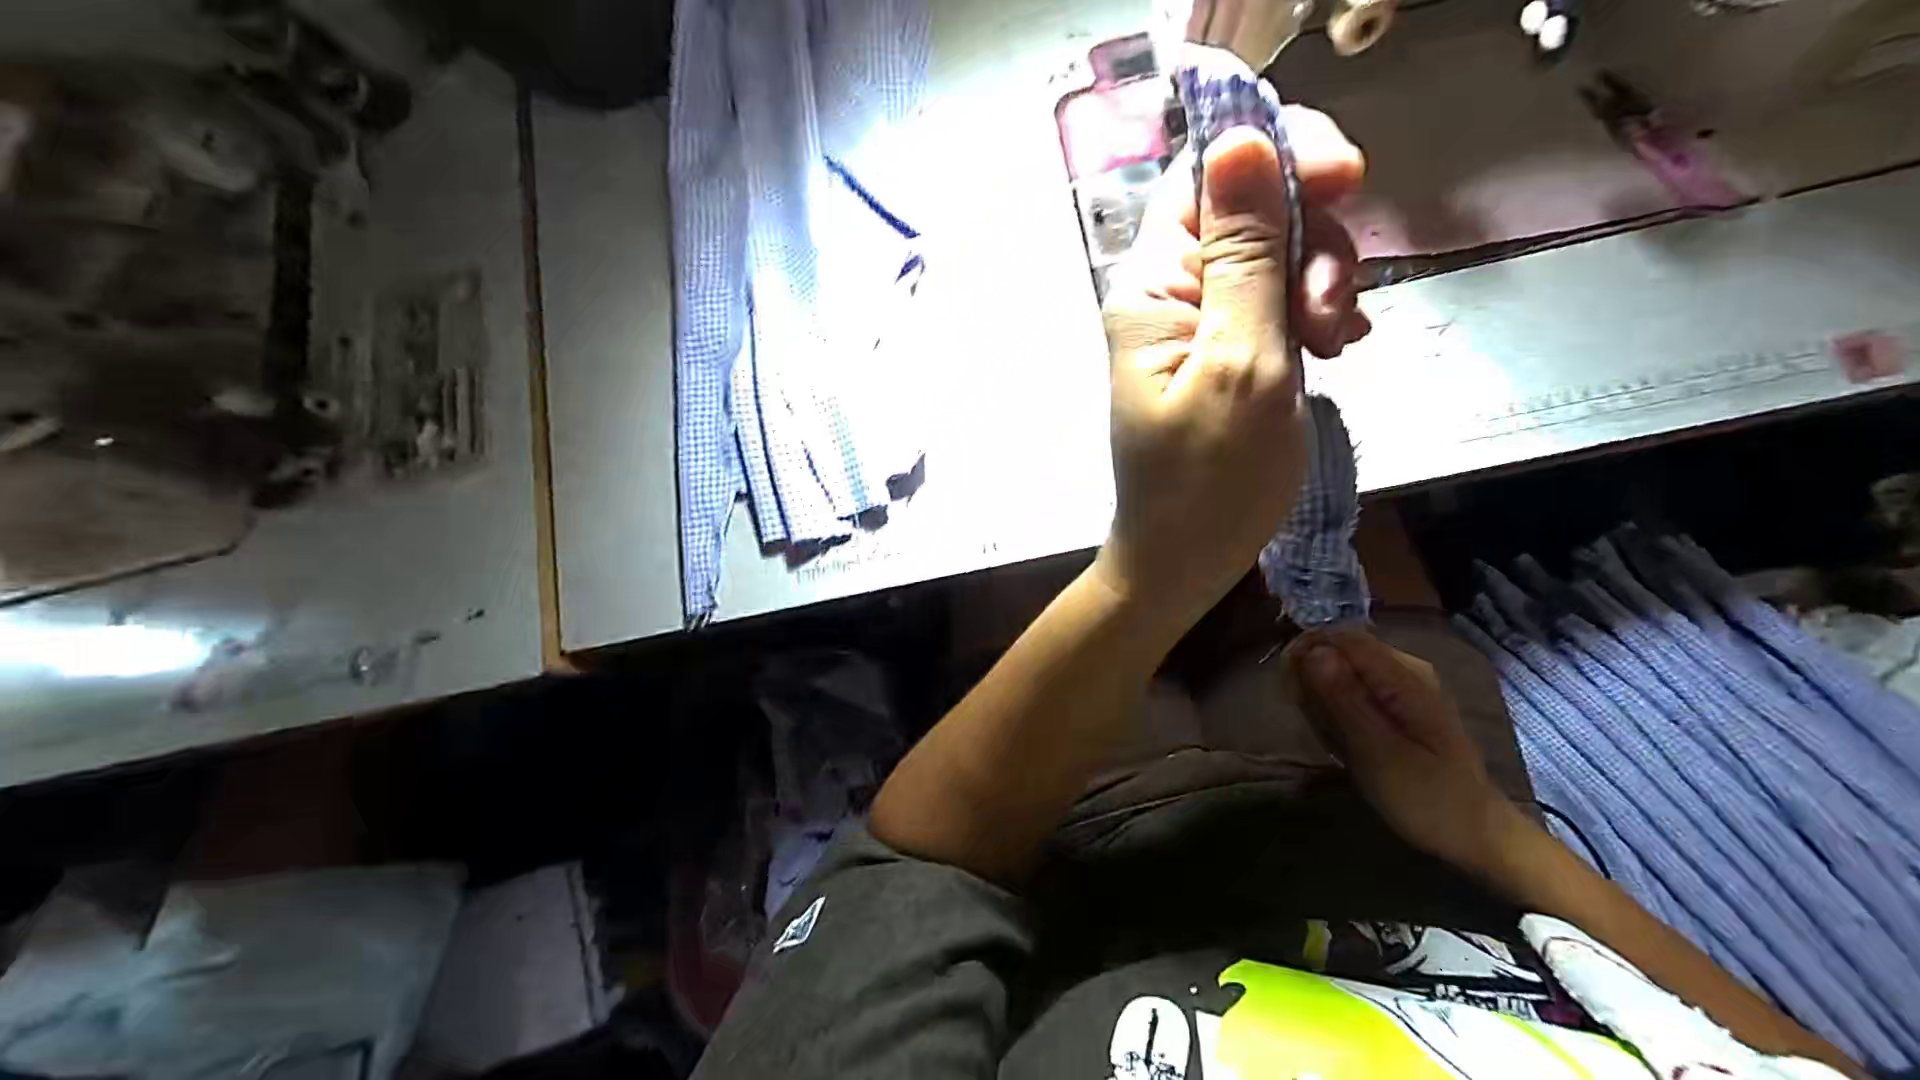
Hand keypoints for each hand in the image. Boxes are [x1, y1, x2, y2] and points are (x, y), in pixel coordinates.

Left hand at [1095, 109, 1368, 631]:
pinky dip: (1312, 316)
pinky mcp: (1222, 352)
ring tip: (1335, 345)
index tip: (1349, 184)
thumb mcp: (1241, 363)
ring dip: (1320, 285)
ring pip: (1274, 256)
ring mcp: (1196, 323)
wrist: (1185, 559)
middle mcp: (1167, 293)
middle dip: (1311, 241)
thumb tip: (1240, 140)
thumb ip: (1244, 255)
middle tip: (1328, 314)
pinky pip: (1275, 303)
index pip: (1205, 174)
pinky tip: (1334, 351)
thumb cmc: (1210, 480)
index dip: (1278, 157)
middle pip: (1251, 210)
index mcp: (1152, 285)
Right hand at [1293, 632, 1528, 878]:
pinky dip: (1338, 708)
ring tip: (1328, 736)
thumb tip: (1312, 651)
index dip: (1306, 651)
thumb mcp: (1378, 753)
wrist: (1478, 837)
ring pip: (1343, 670)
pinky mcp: (1401, 703)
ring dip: (1324, 697)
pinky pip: (1354, 688)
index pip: (1342, 637)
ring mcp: (1405, 686)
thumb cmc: (1427, 799)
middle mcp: (1407, 670)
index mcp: (1405, 677)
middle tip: (1314, 723)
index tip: (1287, 686)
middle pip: (1341, 650)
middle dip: (1314, 679)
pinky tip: (1341, 737)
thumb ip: (1344, 698)